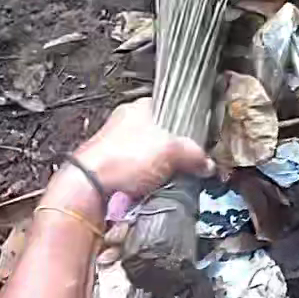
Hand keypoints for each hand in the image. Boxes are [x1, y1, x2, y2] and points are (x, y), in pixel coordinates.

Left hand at [70, 99, 213, 199]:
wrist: (91, 189)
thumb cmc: (125, 158)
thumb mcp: (172, 149)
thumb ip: (195, 154)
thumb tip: (207, 163)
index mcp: (138, 108)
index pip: (170, 108)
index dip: (187, 122)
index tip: (200, 138)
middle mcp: (126, 124)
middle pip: (163, 136)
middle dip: (178, 152)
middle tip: (191, 164)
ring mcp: (118, 148)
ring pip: (152, 158)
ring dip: (164, 170)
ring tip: (175, 180)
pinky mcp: (114, 171)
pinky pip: (141, 176)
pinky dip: (150, 183)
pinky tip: (157, 190)